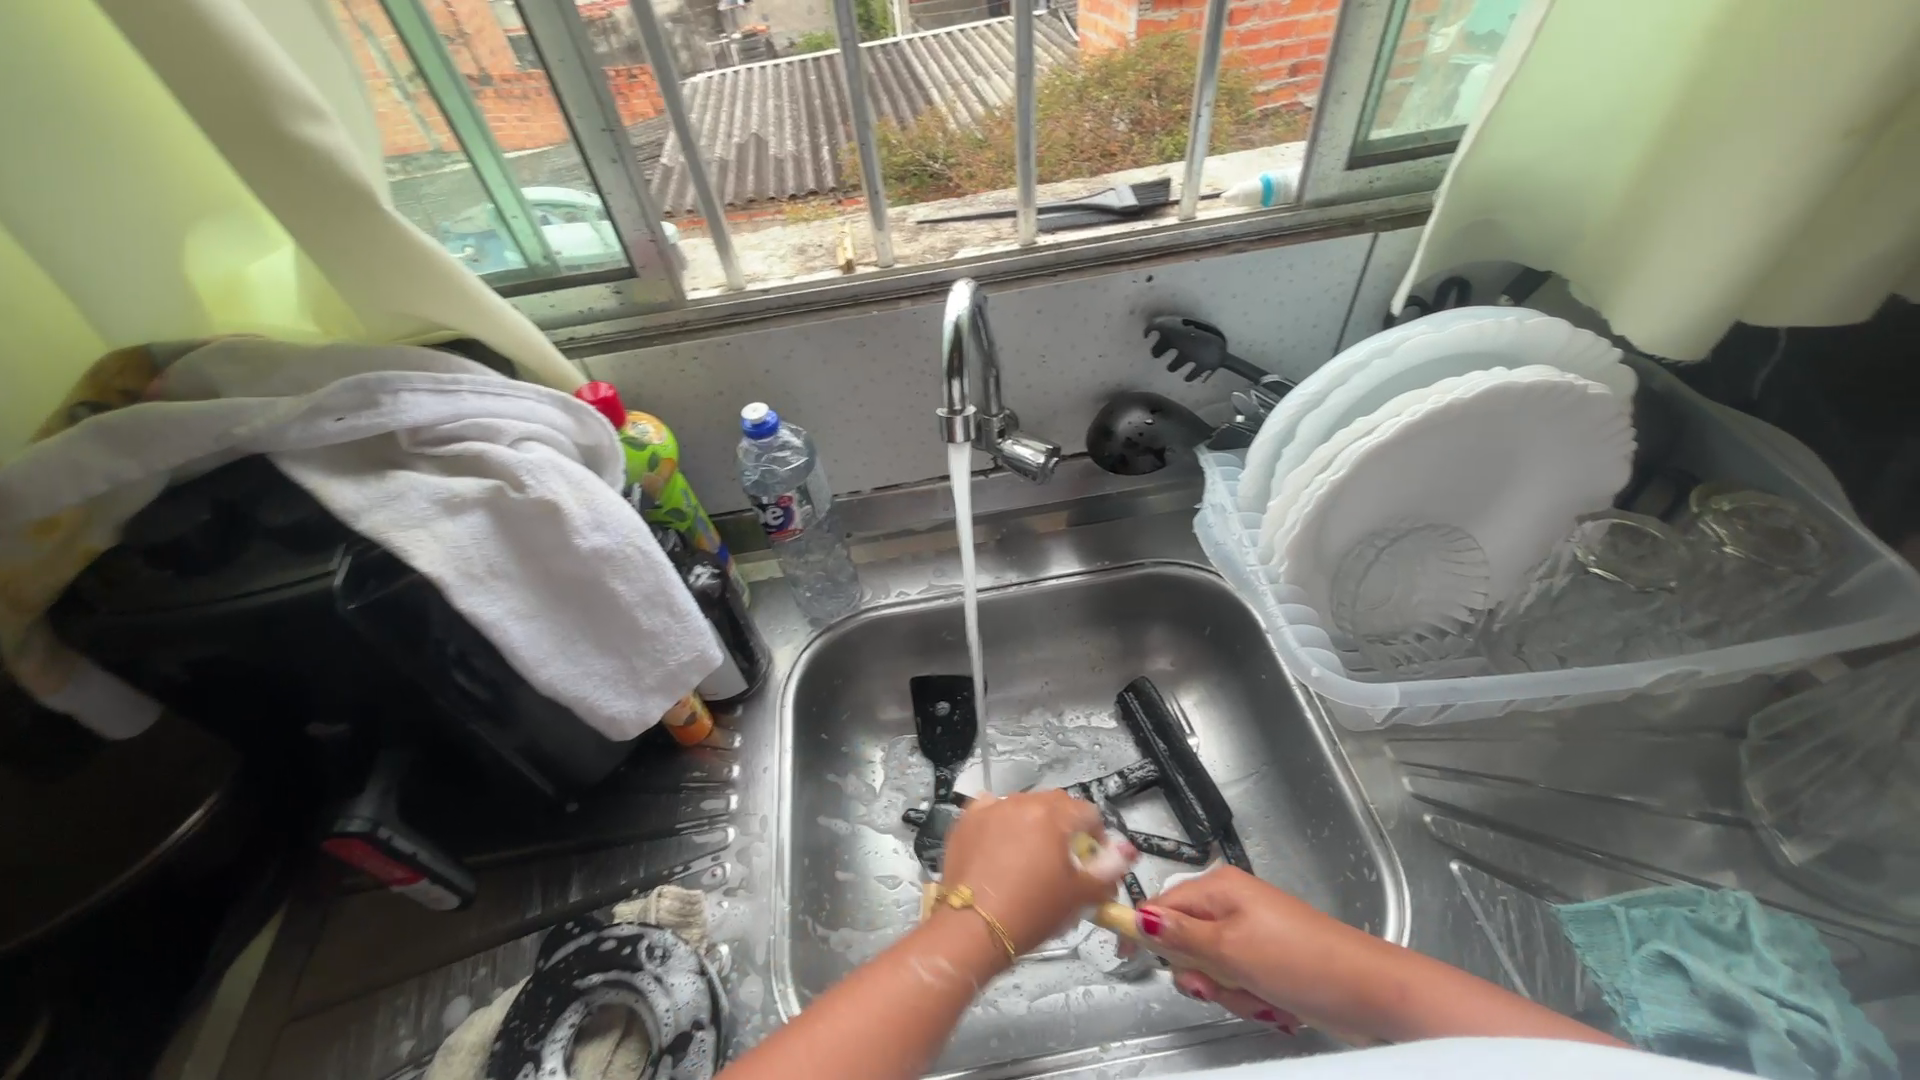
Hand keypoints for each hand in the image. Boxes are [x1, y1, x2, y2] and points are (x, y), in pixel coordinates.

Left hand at [936, 791, 1135, 958]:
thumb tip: (1125, 852)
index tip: (1095, 859)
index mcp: (1054, 816)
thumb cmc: (1032, 912)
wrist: (972, 928)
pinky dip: (1000, 821)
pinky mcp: (965, 821)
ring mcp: (991, 809)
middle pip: (1055, 803)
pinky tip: (1000, 844)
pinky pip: (990, 811)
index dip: (1098, 834)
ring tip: (1031, 855)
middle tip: (1065, 858)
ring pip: (1022, 805)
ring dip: (1034, 822)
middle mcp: (1022, 802)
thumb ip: (1108, 870)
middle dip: (1066, 825)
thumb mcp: (1079, 896)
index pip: (1088, 812)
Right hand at [1134, 866, 1362, 1035]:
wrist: (1369, 991)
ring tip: (1257, 997)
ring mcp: (1251, 932)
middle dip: (1199, 972)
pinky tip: (1272, 1003)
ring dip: (1228, 991)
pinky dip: (1249, 996)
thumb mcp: (1230, 950)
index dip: (1143, 930)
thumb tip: (1138, 915)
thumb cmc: (1296, 961)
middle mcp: (1231, 904)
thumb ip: (1181, 935)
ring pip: (1211, 967)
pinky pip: (1238, 979)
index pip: (1161, 903)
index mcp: (1218, 888)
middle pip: (1184, 939)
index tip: (1128, 960)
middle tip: (1217, 986)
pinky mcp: (1268, 959)